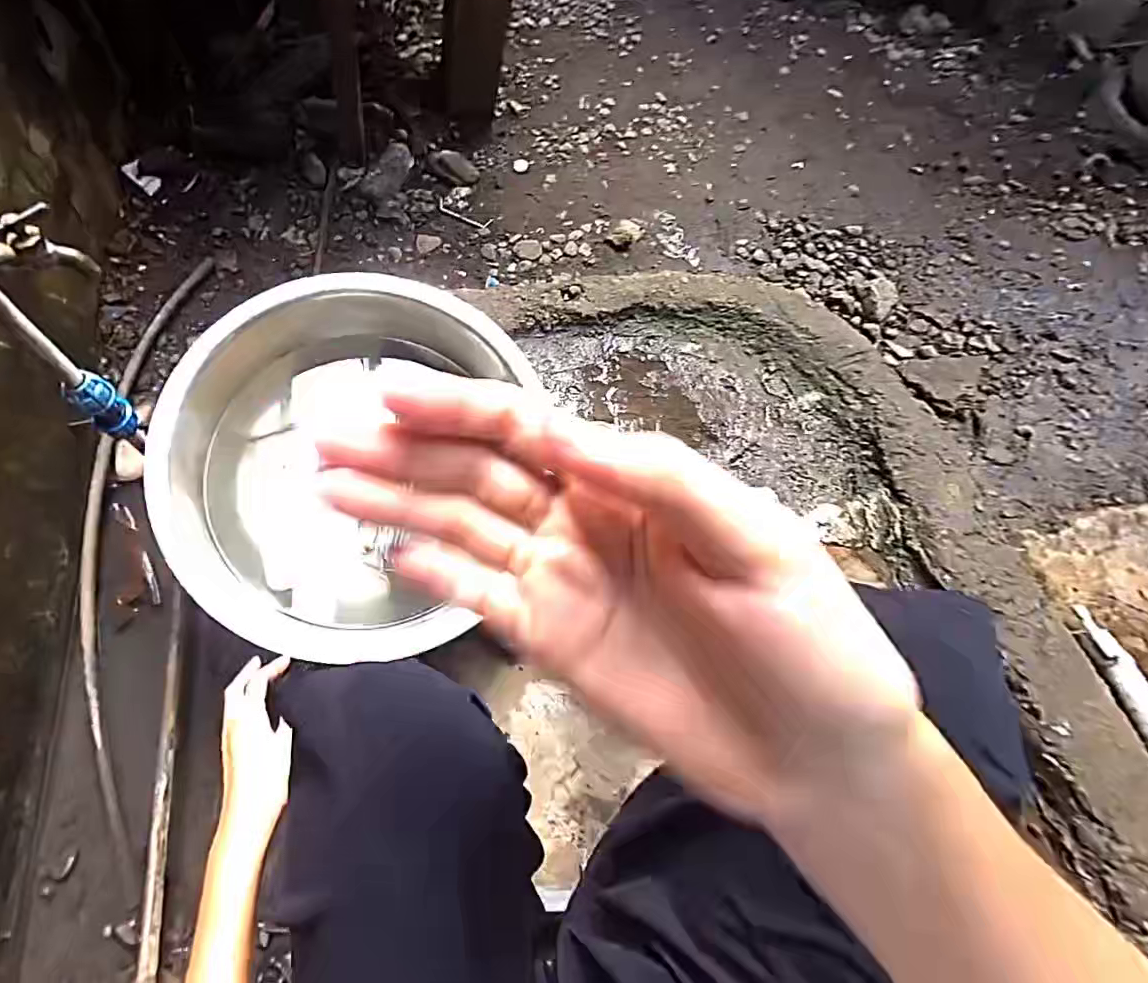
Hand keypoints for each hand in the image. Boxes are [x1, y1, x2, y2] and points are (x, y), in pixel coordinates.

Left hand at [218, 655, 293, 836]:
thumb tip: (283, 719)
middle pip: (237, 686)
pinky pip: (232, 715)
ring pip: (231, 700)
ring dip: (243, 686)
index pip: (258, 680)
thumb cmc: (264, 787)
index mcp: (248, 715)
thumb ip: (284, 726)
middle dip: (249, 671)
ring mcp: (227, 736)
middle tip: (261, 663)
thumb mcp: (284, 748)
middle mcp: (233, 722)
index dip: (272, 667)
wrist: (245, 816)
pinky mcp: (227, 749)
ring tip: (255, 681)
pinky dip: (241, 703)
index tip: (284, 661)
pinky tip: (251, 712)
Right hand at [316, 372, 921, 830]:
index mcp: (620, 479)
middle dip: (399, 453)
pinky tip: (391, 557)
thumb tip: (562, 434)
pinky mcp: (547, 638)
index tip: (389, 393)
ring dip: (395, 507)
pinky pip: (478, 598)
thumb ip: (654, 477)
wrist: (817, 754)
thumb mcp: (750, 538)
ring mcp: (554, 578)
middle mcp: (573, 518)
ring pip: (458, 530)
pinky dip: (435, 578)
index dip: (454, 408)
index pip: (520, 428)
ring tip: (333, 487)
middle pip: (471, 474)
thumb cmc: (806, 635)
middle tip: (330, 437)